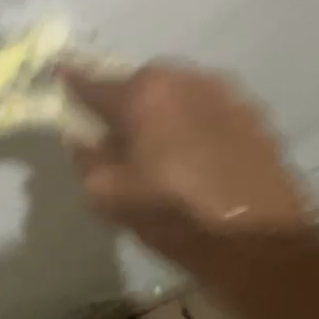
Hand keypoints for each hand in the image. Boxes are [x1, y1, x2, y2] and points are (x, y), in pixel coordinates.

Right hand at [62, 61, 308, 278]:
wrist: (260, 243)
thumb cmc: (173, 215)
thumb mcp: (107, 195)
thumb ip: (86, 157)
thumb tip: (82, 138)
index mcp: (143, 95)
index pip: (93, 81)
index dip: (71, 80)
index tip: (58, 75)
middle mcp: (186, 81)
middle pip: (141, 81)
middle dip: (125, 98)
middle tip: (116, 129)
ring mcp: (227, 95)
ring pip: (179, 91)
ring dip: (163, 108)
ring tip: (158, 142)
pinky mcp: (256, 116)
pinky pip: (209, 108)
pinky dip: (194, 120)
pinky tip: (194, 151)